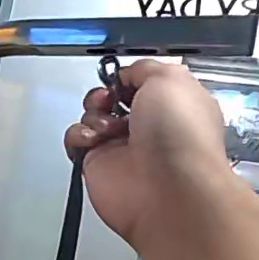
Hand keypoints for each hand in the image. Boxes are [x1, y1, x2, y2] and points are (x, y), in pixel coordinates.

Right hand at [63, 60, 233, 247]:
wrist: (168, 190)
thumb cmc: (181, 138)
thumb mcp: (169, 79)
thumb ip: (145, 68)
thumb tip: (127, 74)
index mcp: (174, 104)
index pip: (144, 82)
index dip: (130, 75)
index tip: (122, 75)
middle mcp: (150, 127)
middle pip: (114, 98)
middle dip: (106, 92)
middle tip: (109, 99)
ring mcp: (125, 147)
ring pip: (93, 116)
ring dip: (93, 113)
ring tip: (106, 125)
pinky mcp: (101, 165)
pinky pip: (77, 141)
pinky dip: (78, 135)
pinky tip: (93, 140)